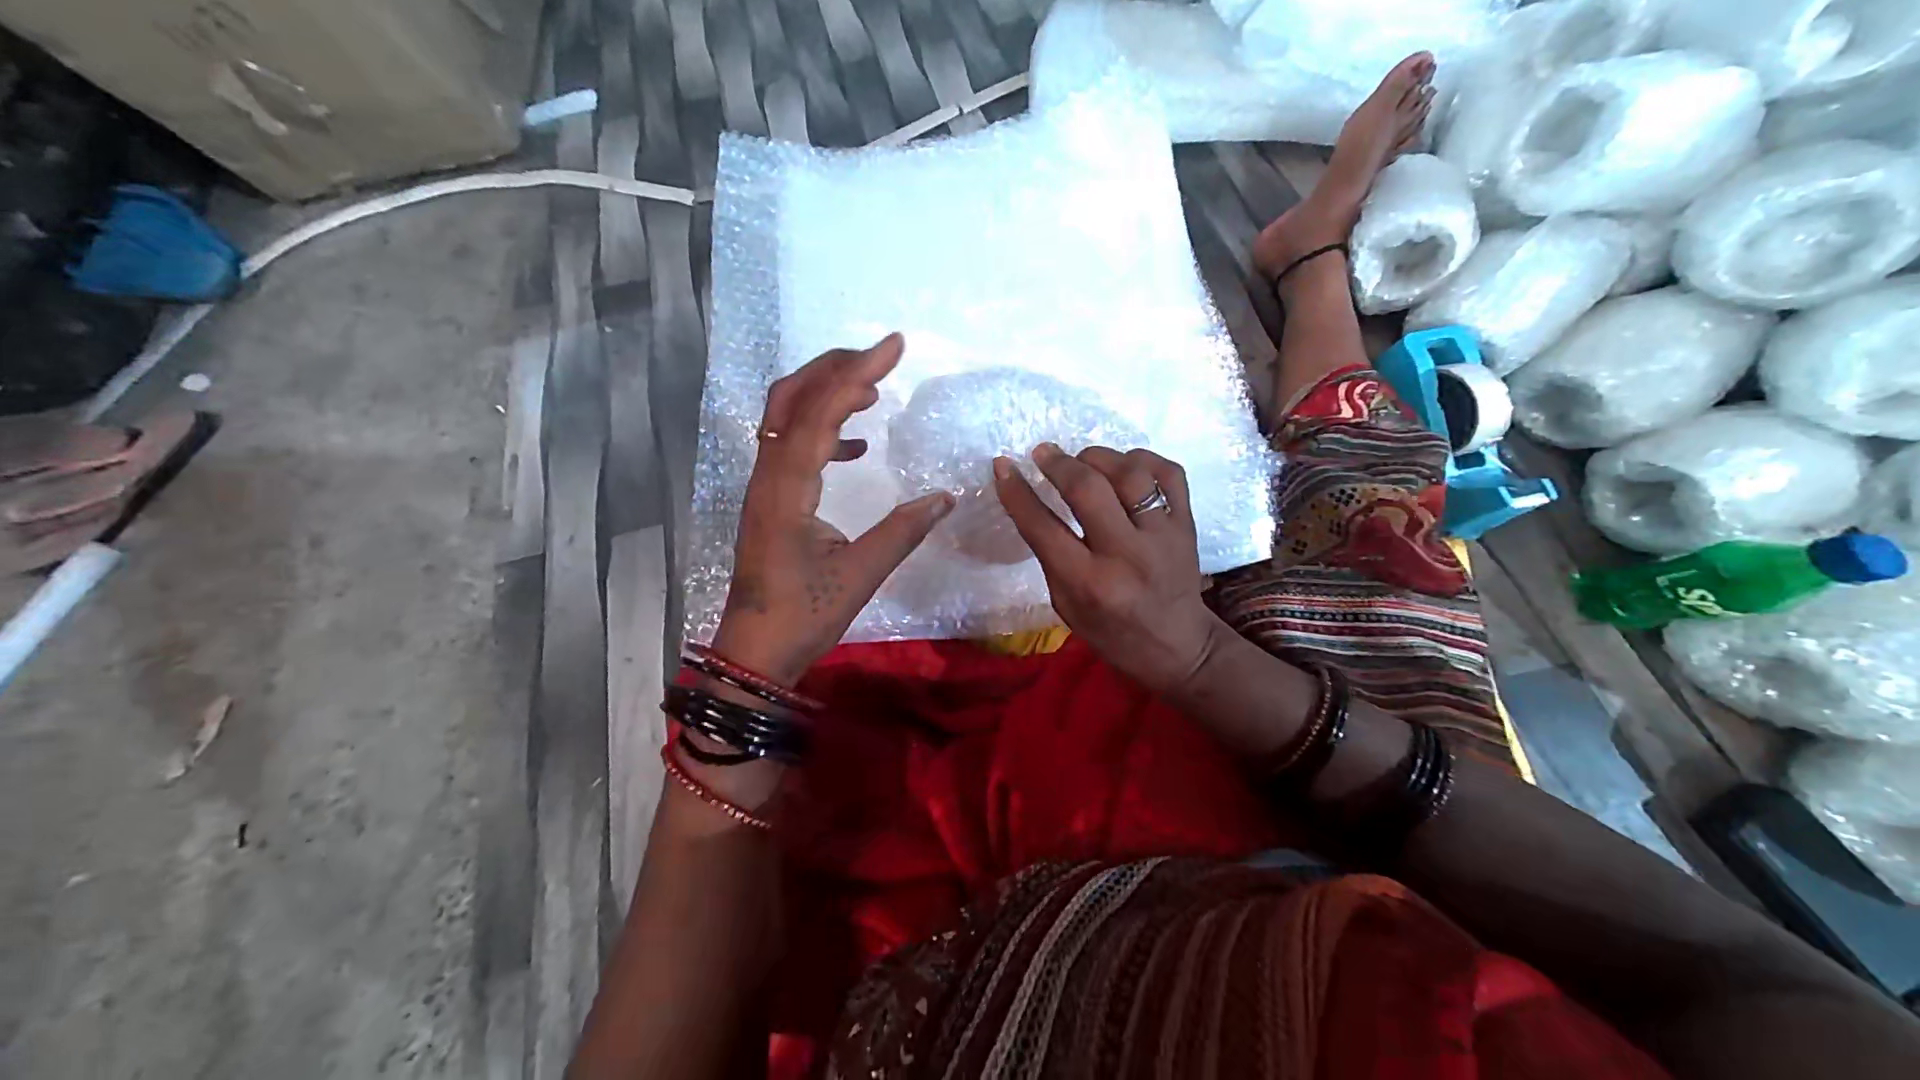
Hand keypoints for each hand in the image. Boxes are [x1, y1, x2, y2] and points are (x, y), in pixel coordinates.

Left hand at [712, 333, 953, 684]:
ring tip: (872, 390)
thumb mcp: (859, 575)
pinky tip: (856, 445)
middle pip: (790, 397)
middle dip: (835, 367)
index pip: (820, 412)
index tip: (895, 345)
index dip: (857, 372)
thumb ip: (901, 531)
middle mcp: (768, 475)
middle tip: (880, 356)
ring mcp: (764, 486)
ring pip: (786, 417)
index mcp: (787, 488)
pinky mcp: (770, 499)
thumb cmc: (803, 616)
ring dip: (826, 393)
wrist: (754, 650)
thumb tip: (943, 497)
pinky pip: (791, 445)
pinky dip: (824, 431)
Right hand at [993, 443, 1231, 696]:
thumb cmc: (1111, 632)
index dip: (1016, 491)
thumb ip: (1050, 555)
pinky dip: (1142, 460)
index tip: (1003, 466)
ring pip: (1130, 473)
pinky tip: (1124, 466)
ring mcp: (1163, 536)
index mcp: (1089, 583)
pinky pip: (1168, 473)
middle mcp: (1127, 555)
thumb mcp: (1066, 604)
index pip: (1043, 526)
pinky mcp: (1187, 524)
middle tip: (1043, 454)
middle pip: (1088, 488)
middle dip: (1058, 463)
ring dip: (1098, 457)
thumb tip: (1029, 501)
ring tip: (1083, 460)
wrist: (1178, 646)